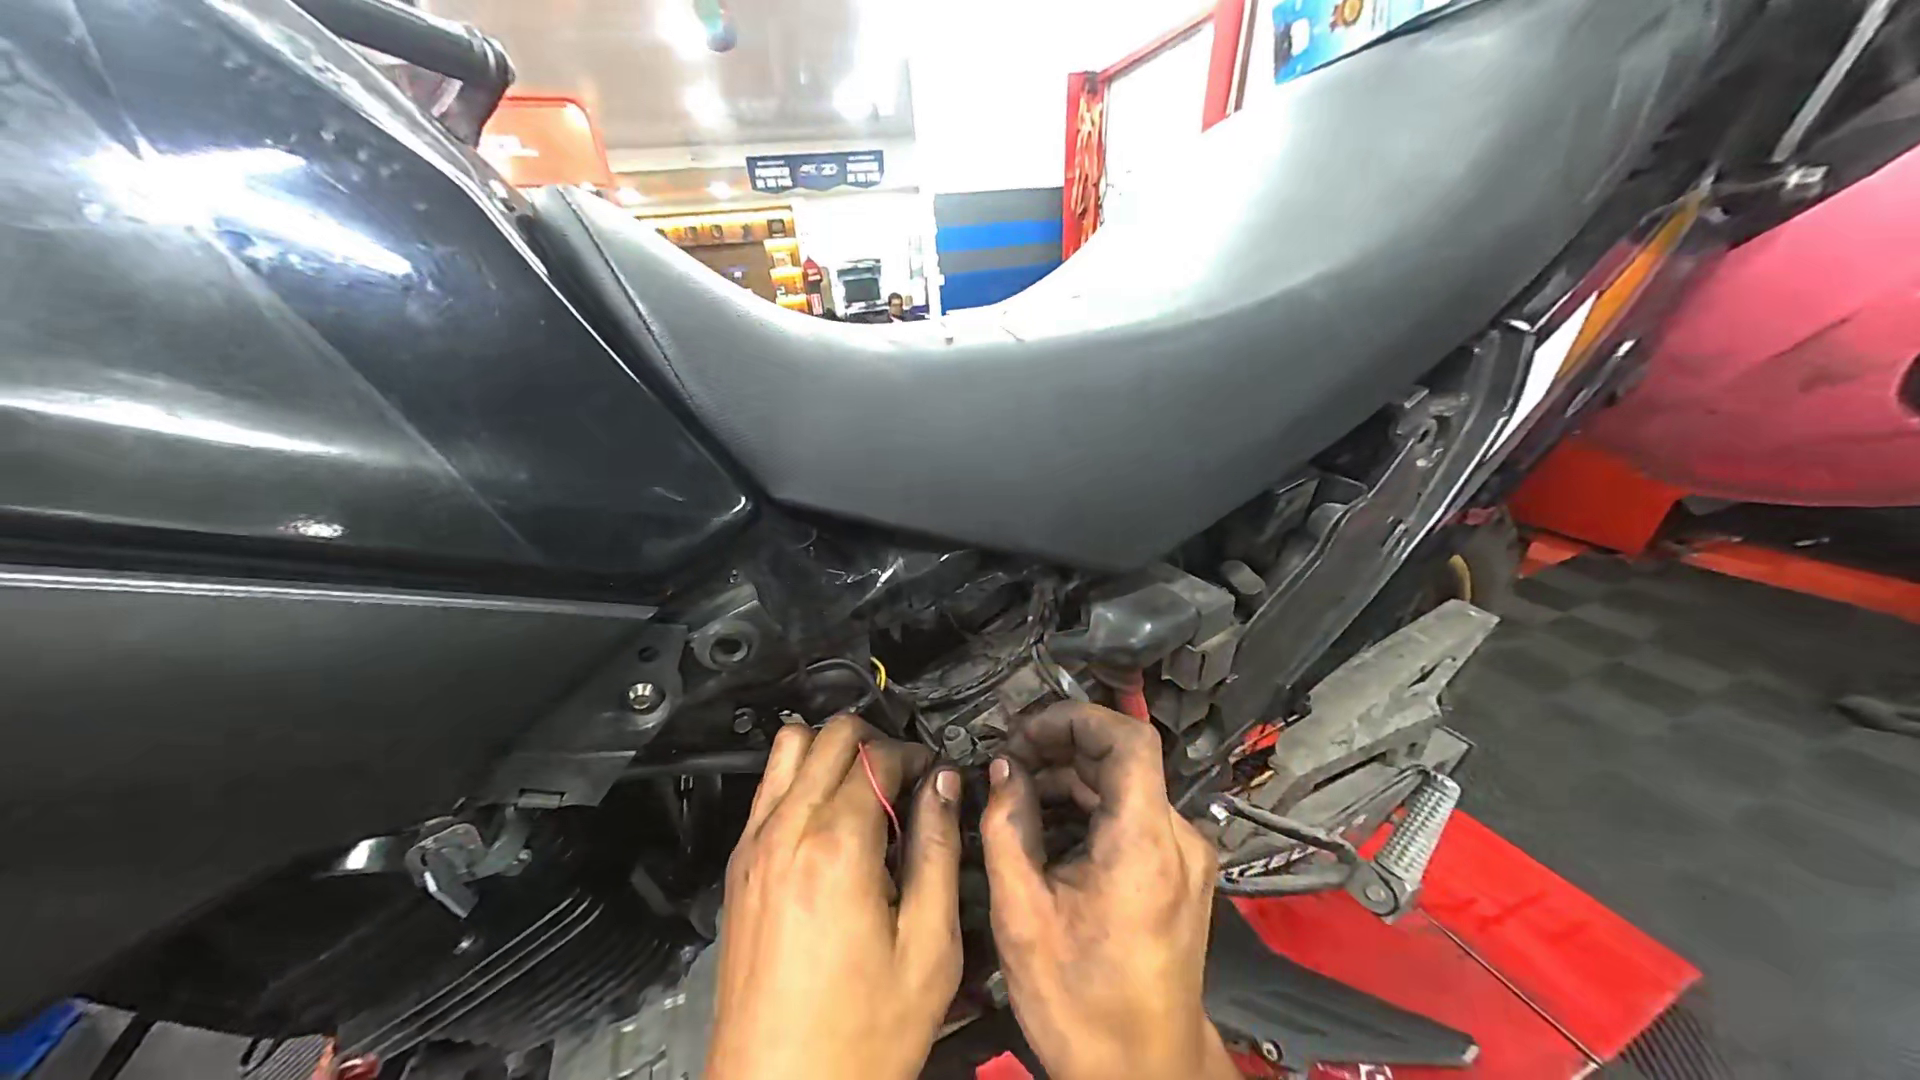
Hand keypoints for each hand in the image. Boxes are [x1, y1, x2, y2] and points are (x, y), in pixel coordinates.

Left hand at [706, 714, 963, 1079]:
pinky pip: (768, 787)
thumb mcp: (928, 947)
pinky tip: (831, 819)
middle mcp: (787, 833)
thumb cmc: (857, 1039)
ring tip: (866, 789)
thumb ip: (938, 850)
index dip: (916, 756)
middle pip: (832, 735)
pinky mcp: (739, 867)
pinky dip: (802, 778)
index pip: (880, 756)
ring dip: (834, 751)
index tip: (934, 776)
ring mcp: (754, 846)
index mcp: (838, 847)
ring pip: (791, 746)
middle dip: (877, 742)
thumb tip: (944, 787)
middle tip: (906, 778)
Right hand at [981, 702, 1238, 1079]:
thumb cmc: (1081, 1004)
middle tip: (1009, 763)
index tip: (1027, 730)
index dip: (1075, 718)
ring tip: (1019, 792)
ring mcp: (1185, 854)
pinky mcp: (1179, 868)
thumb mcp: (1022, 913)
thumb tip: (1003, 769)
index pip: (1129, 738)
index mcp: (1145, 846)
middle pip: (1122, 757)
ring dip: (1071, 777)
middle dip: (1060, 748)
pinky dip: (1089, 805)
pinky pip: (1132, 812)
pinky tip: (1048, 823)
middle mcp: (1179, 840)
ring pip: (1125, 783)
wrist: (1142, 1072)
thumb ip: (1007, 826)